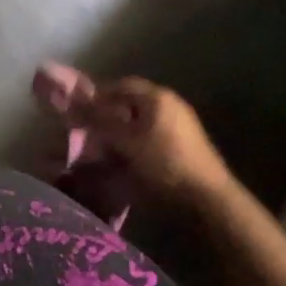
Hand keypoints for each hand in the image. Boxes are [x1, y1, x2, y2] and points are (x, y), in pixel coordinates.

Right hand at [78, 78, 236, 203]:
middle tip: (91, 131)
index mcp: (157, 96)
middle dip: (110, 114)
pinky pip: (154, 136)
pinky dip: (138, 142)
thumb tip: (76, 107)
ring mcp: (182, 124)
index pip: (121, 85)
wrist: (209, 200)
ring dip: (124, 131)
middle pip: (133, 103)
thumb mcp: (127, 142)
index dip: (98, 96)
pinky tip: (129, 160)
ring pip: (143, 121)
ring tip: (107, 148)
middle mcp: (171, 103)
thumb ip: (101, 123)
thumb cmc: (164, 164)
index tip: (80, 111)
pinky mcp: (187, 145)